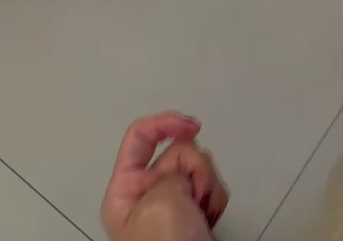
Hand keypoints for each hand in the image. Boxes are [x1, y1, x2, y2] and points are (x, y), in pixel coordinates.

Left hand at [101, 113, 229, 240]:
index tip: (194, 127)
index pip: (140, 136)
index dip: (166, 122)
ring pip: (200, 167)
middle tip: (195, 196)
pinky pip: (212, 188)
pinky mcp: (193, 213)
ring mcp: (172, 203)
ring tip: (204, 214)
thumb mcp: (161, 202)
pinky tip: (210, 220)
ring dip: (208, 186)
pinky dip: (216, 200)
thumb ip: (173, 170)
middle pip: (179, 151)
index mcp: (126, 188)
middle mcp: (147, 192)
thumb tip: (186, 175)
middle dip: (196, 168)